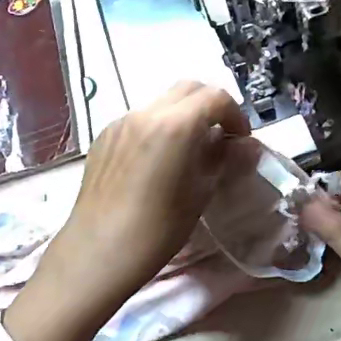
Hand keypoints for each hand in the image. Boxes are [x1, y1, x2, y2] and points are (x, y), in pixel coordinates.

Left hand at [4, 83, 249, 340]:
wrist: (99, 251)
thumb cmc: (158, 229)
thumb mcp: (200, 194)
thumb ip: (222, 160)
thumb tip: (241, 145)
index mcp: (176, 125)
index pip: (216, 98)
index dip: (236, 115)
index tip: (241, 140)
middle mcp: (146, 113)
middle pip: (188, 89)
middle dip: (210, 106)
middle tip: (220, 136)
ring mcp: (121, 123)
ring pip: (161, 103)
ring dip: (182, 116)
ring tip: (189, 151)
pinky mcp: (103, 138)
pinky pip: (139, 120)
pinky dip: (158, 128)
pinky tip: (158, 162)